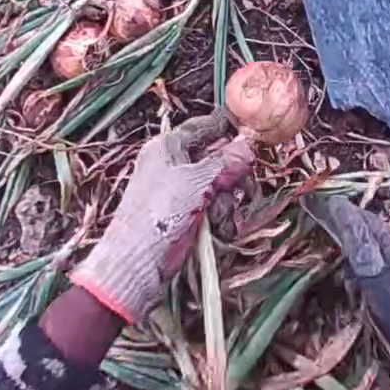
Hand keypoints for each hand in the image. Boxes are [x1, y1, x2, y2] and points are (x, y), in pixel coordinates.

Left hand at [70, 115, 255, 323]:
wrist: (138, 262)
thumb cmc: (159, 213)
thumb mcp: (196, 181)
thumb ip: (225, 161)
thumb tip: (247, 145)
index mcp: (168, 148)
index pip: (202, 127)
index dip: (226, 128)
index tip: (250, 132)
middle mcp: (174, 166)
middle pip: (217, 159)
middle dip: (232, 176)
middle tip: (244, 188)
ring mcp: (181, 192)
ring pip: (220, 186)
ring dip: (226, 202)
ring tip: (219, 217)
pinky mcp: (187, 215)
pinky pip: (215, 208)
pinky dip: (221, 219)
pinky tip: (219, 229)